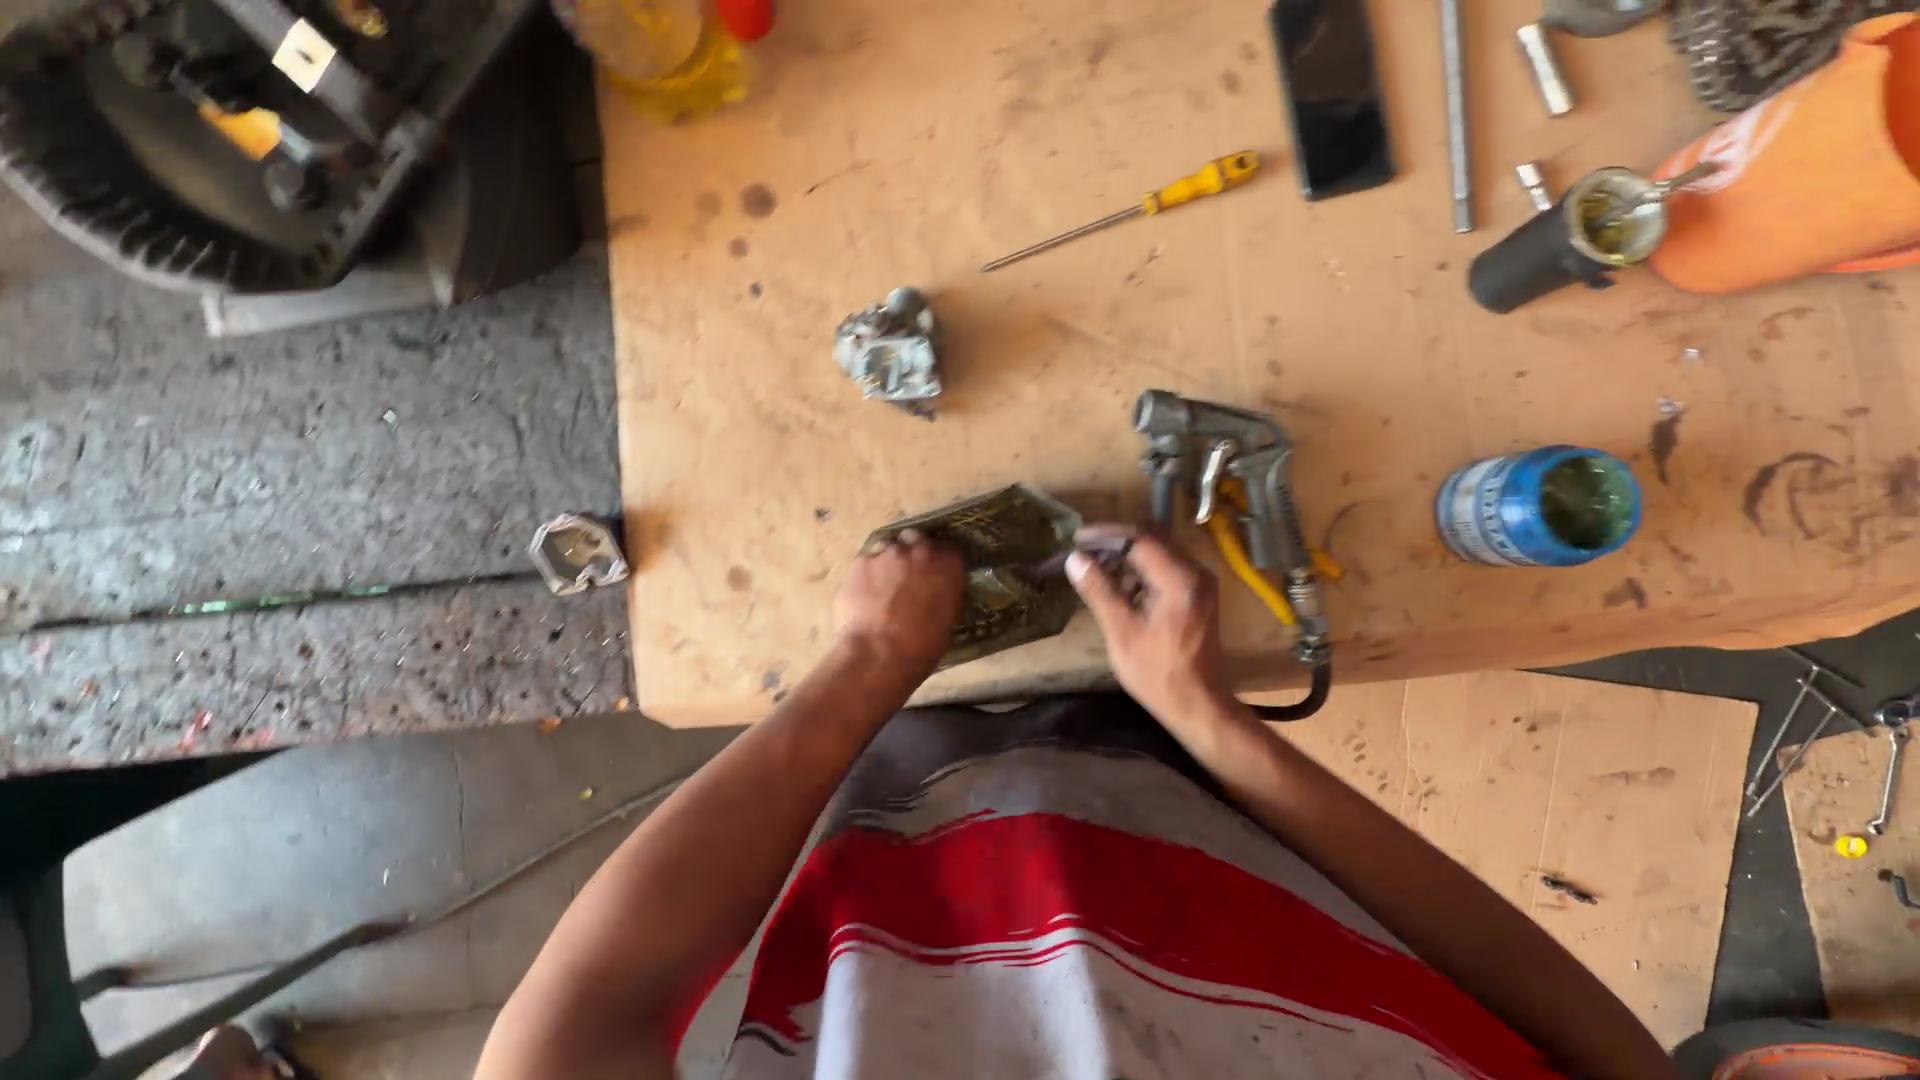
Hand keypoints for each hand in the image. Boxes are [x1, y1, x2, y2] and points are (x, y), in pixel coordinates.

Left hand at [833, 529, 965, 677]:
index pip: (946, 549)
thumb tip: (936, 590)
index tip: (932, 571)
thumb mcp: (947, 618)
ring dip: (887, 560)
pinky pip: (865, 562)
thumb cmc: (923, 645)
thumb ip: (943, 594)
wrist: (881, 652)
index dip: (937, 560)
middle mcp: (920, 550)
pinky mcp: (861, 562)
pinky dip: (866, 574)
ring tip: (881, 583)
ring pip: (887, 546)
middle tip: (905, 573)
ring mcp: (889, 553)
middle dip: (910, 551)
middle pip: (915, 538)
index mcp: (949, 565)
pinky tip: (863, 593)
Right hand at [1067, 526, 1228, 724]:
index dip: (1106, 534)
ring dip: (1128, 555)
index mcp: (1180, 580)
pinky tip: (1121, 585)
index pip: (1141, 539)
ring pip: (1160, 552)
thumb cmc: (1157, 673)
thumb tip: (1075, 559)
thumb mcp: (1122, 632)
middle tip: (1084, 549)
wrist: (1197, 704)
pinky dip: (1142, 570)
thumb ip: (1099, 591)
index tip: (1078, 538)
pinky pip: (1167, 568)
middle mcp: (1196, 573)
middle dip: (1116, 542)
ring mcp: (1201, 583)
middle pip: (1153, 540)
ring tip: (1096, 566)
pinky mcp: (1198, 594)